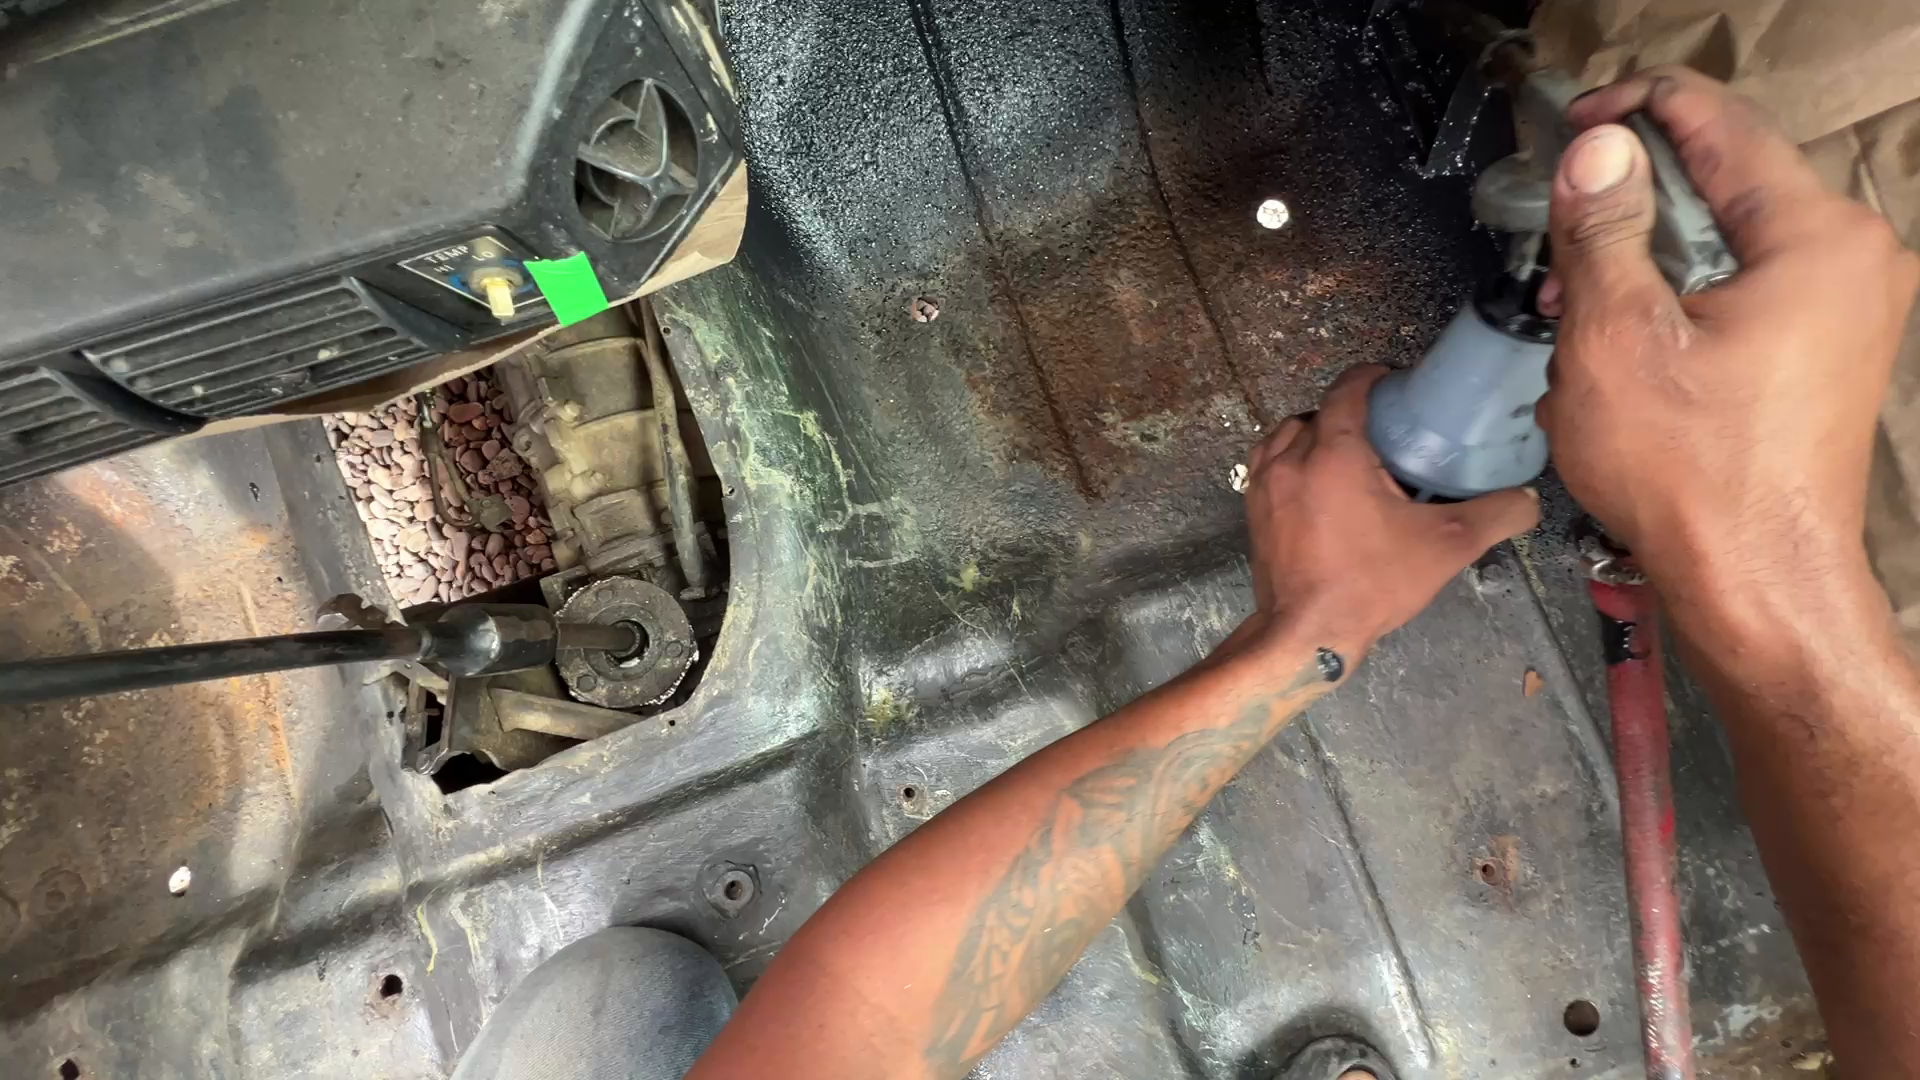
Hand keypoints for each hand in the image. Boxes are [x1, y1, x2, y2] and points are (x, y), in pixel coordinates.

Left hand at [1228, 365, 1537, 662]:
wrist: (1307, 628)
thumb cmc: (1371, 582)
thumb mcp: (1447, 544)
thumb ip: (1497, 513)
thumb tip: (1527, 498)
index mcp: (1332, 454)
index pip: (1346, 389)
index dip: (1372, 377)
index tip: (1395, 384)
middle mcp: (1289, 460)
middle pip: (1316, 412)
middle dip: (1347, 410)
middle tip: (1382, 428)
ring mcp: (1263, 484)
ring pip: (1284, 435)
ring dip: (1313, 433)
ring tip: (1348, 453)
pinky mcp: (1252, 508)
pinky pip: (1267, 463)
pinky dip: (1289, 458)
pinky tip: (1317, 482)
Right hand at [1536, 67, 1919, 587]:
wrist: (1744, 567)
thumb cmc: (1679, 458)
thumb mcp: (1616, 338)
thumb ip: (1603, 236)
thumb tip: (1595, 149)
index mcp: (1815, 241)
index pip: (1725, 133)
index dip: (1644, 110)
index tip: (1578, 116)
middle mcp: (1844, 264)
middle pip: (1715, 200)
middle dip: (1618, 229)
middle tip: (1550, 271)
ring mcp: (1832, 314)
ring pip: (1708, 261)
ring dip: (1626, 285)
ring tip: (1571, 336)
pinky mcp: (1803, 357)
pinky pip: (1718, 307)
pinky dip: (1653, 321)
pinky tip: (1608, 370)